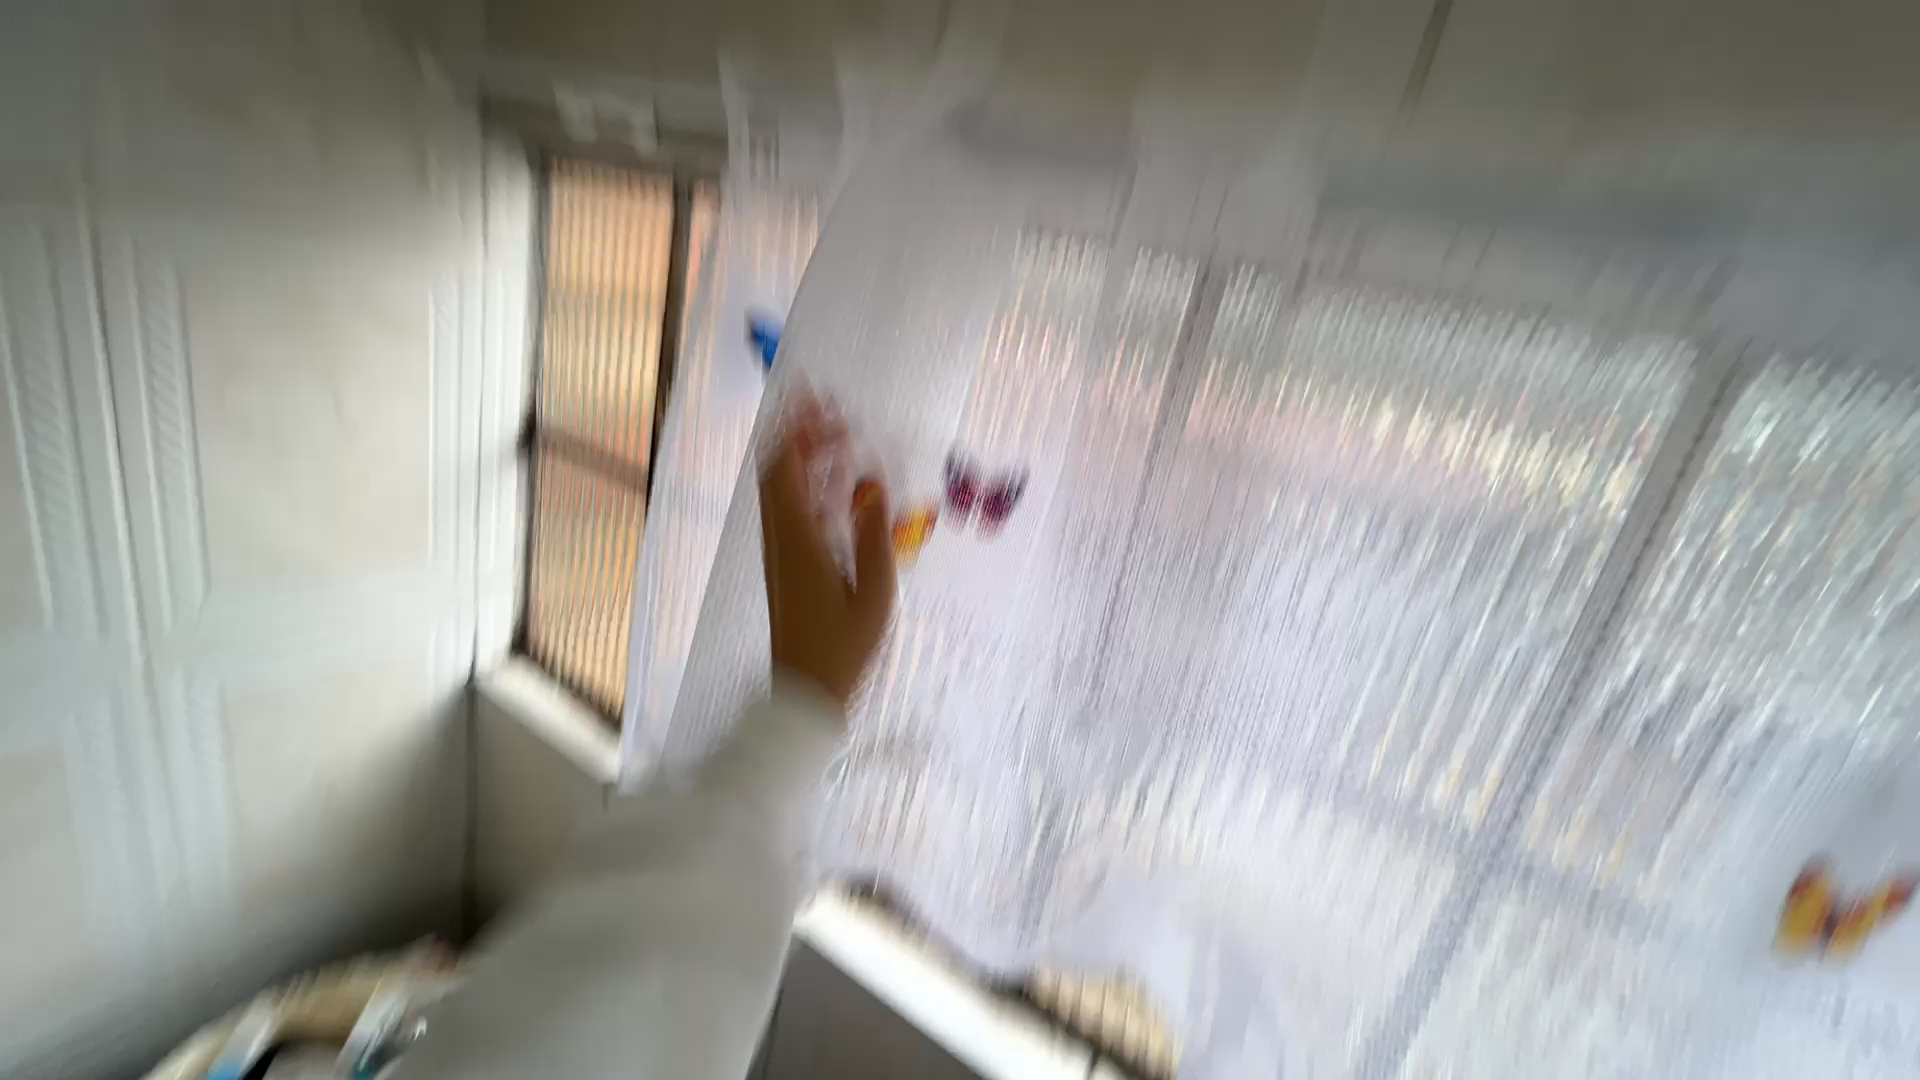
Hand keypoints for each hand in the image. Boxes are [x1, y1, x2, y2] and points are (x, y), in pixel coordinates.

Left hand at [759, 393, 897, 711]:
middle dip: (801, 432)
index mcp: (799, 538)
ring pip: (782, 488)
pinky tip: (835, 484)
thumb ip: (875, 535)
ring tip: (836, 435)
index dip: (801, 427)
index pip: (787, 466)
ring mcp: (780, 551)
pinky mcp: (786, 564)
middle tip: (832, 409)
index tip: (823, 399)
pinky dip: (808, 486)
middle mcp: (781, 537)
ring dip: (804, 456)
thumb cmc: (844, 647)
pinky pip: (791, 510)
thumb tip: (875, 484)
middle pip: (778, 469)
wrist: (805, 691)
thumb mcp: (874, 593)